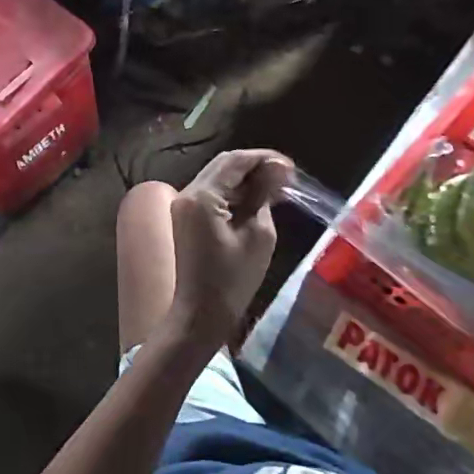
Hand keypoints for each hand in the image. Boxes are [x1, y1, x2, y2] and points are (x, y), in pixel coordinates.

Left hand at [167, 149, 292, 340]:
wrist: (200, 314)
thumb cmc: (233, 279)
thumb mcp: (258, 235)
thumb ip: (264, 196)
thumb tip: (276, 170)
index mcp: (202, 196)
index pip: (235, 162)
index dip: (264, 159)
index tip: (291, 168)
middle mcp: (187, 193)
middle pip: (223, 165)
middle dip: (255, 166)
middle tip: (286, 177)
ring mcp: (183, 205)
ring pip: (217, 178)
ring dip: (245, 179)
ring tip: (276, 187)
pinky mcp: (185, 217)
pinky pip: (211, 194)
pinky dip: (233, 192)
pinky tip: (256, 200)